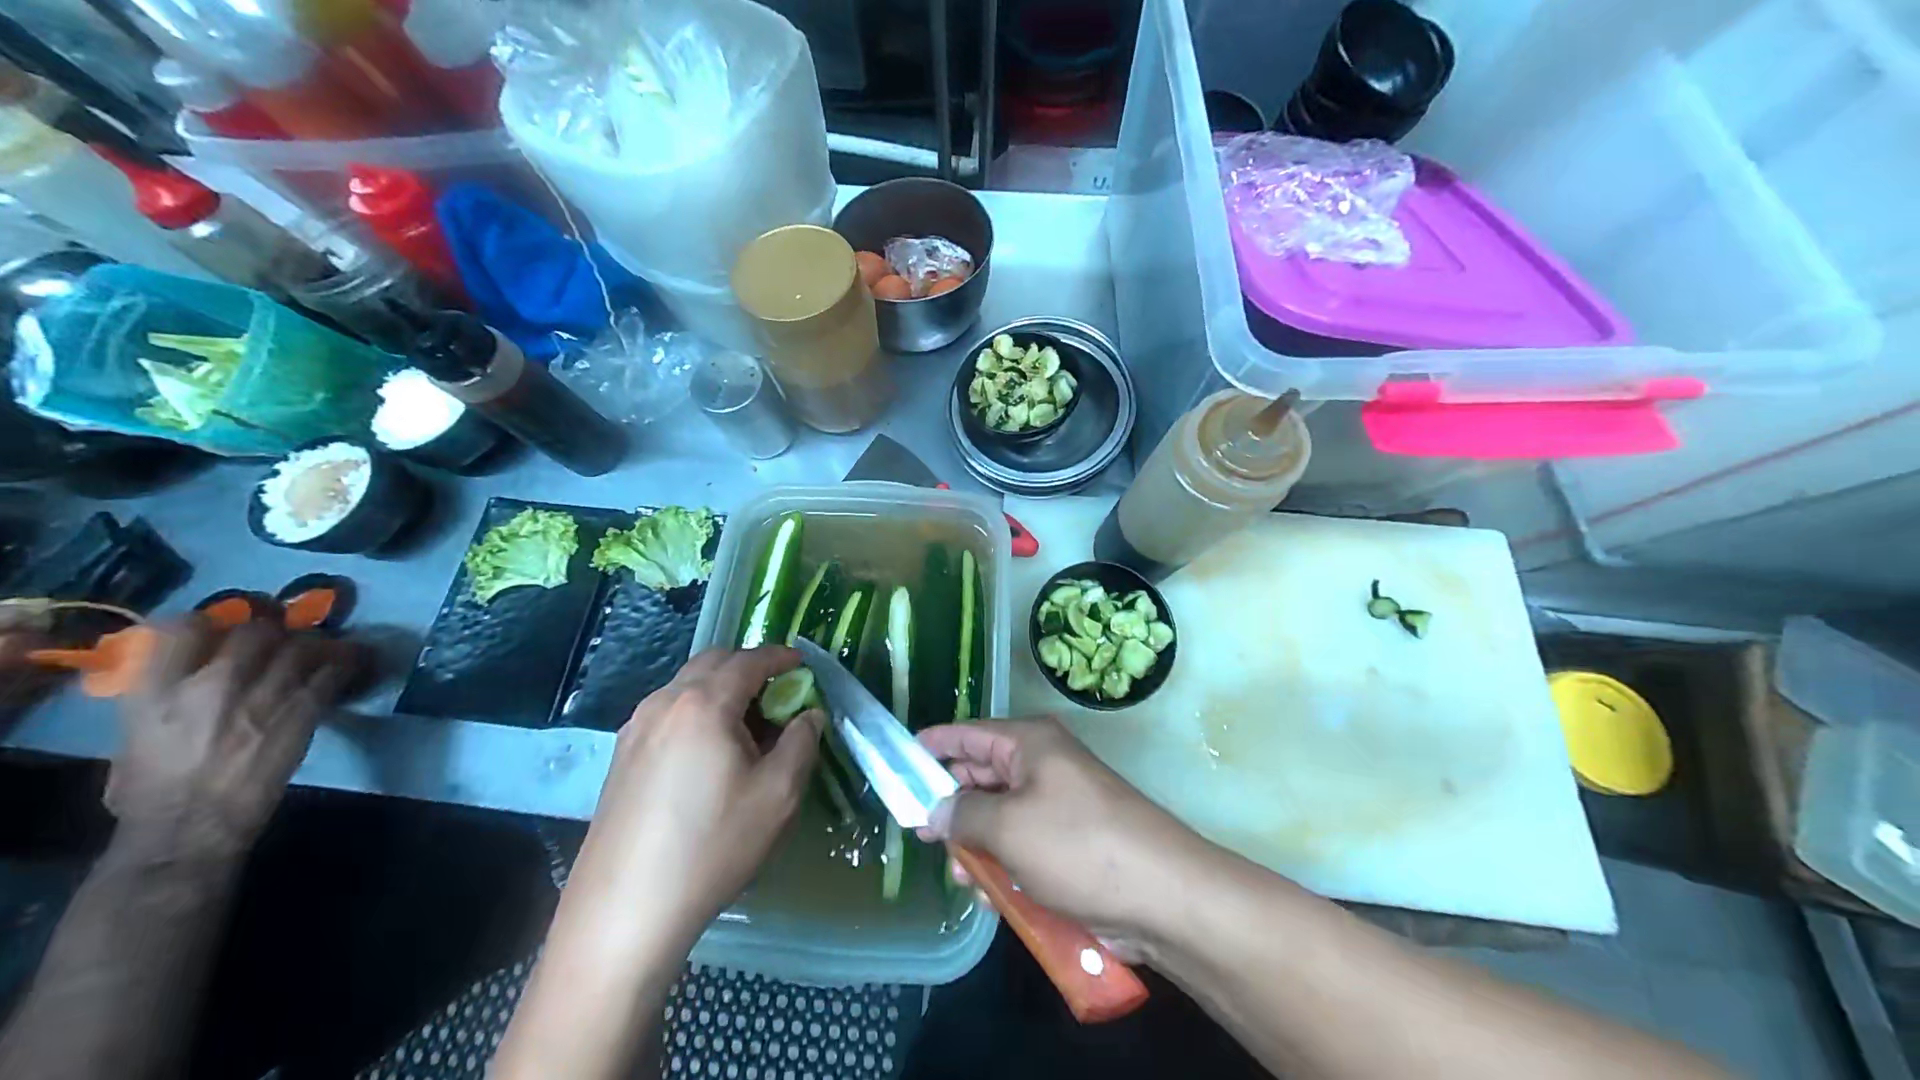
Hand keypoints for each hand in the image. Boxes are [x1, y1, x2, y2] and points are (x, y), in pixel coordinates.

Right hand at [108, 619, 363, 856]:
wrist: (191, 826)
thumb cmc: (149, 792)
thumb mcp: (133, 734)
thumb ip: (160, 695)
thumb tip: (185, 673)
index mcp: (157, 691)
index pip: (184, 628)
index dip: (207, 620)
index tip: (220, 625)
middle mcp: (214, 683)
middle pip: (256, 628)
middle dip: (270, 624)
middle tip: (278, 632)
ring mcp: (264, 694)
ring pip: (302, 643)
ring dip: (311, 641)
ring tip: (314, 648)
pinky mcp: (304, 709)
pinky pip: (333, 671)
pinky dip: (344, 662)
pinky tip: (348, 661)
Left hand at [565, 647, 821, 944]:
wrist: (625, 909)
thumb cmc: (712, 845)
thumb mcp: (779, 795)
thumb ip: (802, 742)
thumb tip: (808, 715)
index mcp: (704, 703)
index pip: (749, 660)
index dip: (782, 658)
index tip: (804, 666)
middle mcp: (664, 703)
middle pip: (713, 663)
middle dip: (749, 668)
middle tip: (778, 697)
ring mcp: (635, 729)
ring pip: (686, 687)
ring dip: (721, 690)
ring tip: (746, 729)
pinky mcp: (620, 757)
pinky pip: (667, 713)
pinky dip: (695, 713)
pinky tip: (707, 754)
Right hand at [916, 717, 1210, 945]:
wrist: (1164, 896)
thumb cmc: (1078, 846)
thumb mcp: (1007, 827)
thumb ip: (962, 815)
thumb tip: (937, 809)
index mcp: (1030, 744)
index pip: (968, 733)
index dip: (933, 746)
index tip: (899, 762)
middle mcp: (1043, 766)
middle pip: (982, 775)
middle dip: (952, 806)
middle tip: (920, 832)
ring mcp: (1059, 806)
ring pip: (999, 817)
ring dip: (977, 845)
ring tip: (959, 874)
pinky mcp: (1070, 844)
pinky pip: (1023, 846)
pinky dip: (1004, 866)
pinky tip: (990, 894)